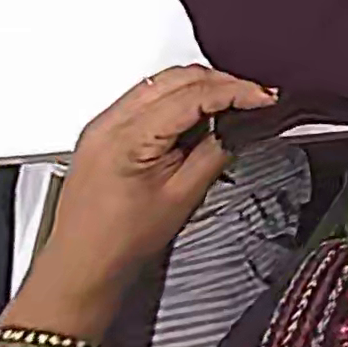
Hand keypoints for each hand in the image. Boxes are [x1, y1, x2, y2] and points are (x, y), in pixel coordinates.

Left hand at [6, 65, 275, 336]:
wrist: (82, 268)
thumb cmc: (121, 242)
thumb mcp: (185, 193)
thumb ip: (217, 148)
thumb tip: (243, 121)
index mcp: (126, 139)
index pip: (193, 95)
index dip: (237, 91)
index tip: (265, 97)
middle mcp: (109, 124)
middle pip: (178, 78)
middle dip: (224, 82)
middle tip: (255, 97)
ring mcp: (104, 124)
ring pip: (165, 80)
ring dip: (204, 85)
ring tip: (234, 103)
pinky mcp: (107, 130)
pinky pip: (152, 94)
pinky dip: (183, 94)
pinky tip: (203, 112)